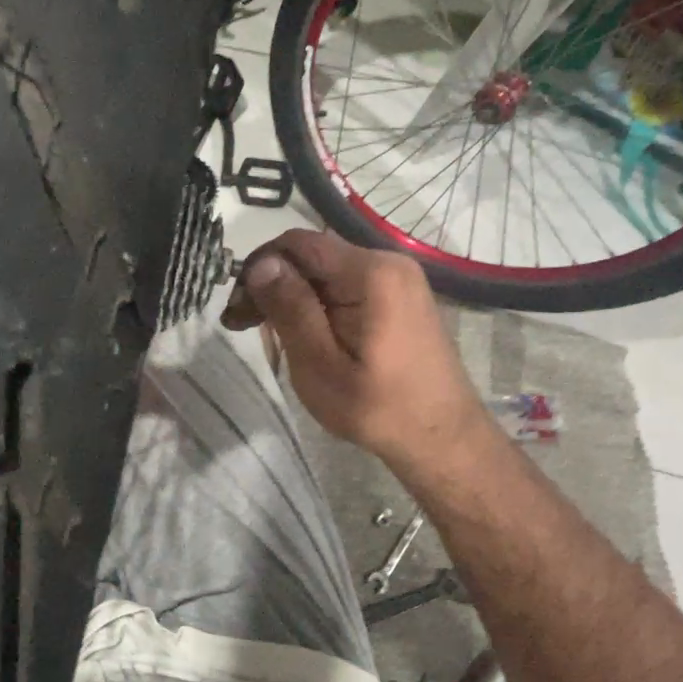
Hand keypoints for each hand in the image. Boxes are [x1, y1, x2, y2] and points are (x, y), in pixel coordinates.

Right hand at [221, 229, 493, 471]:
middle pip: (310, 254)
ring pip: (324, 269)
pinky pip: (345, 284)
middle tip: (245, 326)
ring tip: (273, 336)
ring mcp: (397, 277)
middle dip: (273, 283)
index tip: (239, 309)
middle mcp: (387, 261)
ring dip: (292, 295)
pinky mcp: (398, 294)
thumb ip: (290, 309)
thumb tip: (258, 264)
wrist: (443, 438)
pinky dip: (317, 302)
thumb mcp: (319, 364)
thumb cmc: (378, 408)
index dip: (259, 267)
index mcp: (370, 273)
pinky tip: (305, 334)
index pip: (296, 243)